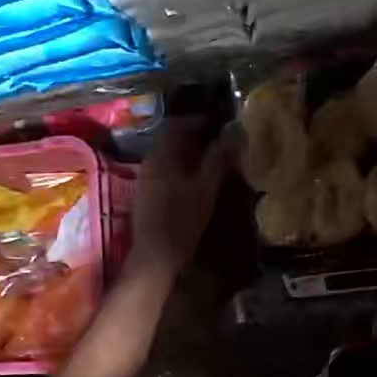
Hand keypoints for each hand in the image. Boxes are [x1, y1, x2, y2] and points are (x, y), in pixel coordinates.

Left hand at [124, 117, 227, 284]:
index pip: (176, 125)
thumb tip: (231, 135)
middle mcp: (150, 161)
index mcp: (162, 156)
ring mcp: (145, 178)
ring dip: (187, 153)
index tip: (217, 123)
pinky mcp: (146, 194)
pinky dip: (180, 167)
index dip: (197, 121)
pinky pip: (164, 170)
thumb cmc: (182, 221)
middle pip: (170, 139)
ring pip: (167, 155)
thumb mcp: (206, 189)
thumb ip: (218, 160)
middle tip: (218, 140)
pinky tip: (195, 179)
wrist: (155, 255)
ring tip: (211, 159)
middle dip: (193, 137)